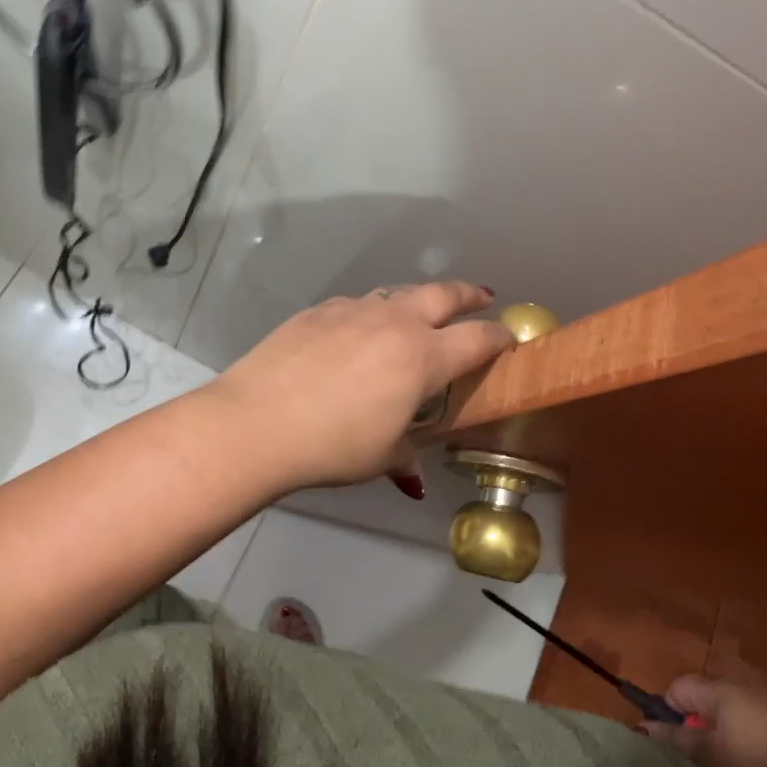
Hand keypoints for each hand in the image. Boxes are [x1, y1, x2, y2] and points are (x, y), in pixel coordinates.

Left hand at [209, 282, 515, 493]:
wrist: (256, 421)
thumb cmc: (332, 446)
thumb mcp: (381, 456)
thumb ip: (406, 453)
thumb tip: (413, 472)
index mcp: (422, 357)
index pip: (478, 339)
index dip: (500, 338)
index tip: (510, 340)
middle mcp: (394, 322)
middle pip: (443, 294)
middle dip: (468, 295)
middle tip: (482, 298)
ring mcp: (353, 310)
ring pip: (396, 293)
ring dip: (415, 301)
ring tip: (417, 315)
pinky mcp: (318, 311)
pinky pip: (356, 305)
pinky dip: (369, 314)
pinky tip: (357, 334)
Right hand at [645, 677, 766, 766]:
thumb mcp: (722, 764)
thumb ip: (684, 741)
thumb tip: (645, 724)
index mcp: (729, 692)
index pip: (680, 686)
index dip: (669, 712)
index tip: (671, 747)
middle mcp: (755, 692)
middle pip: (710, 701)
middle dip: (700, 728)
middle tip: (701, 766)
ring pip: (740, 719)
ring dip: (730, 742)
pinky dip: (759, 751)